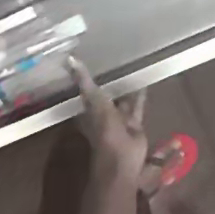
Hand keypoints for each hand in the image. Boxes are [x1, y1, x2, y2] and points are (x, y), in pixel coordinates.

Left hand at [70, 57, 147, 177]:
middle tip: (114, 64)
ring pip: (121, 100)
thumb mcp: (93, 100)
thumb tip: (69, 58)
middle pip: (105, 95)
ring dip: (126, 89)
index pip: (87, 91)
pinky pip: (137, 106)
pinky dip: (140, 97)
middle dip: (109, 84)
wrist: (122, 155)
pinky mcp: (134, 123)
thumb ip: (84, 81)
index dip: (87, 79)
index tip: (90, 63)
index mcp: (89, 109)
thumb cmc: (104, 129)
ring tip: (132, 69)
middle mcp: (102, 114)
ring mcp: (118, 119)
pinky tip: (145, 84)